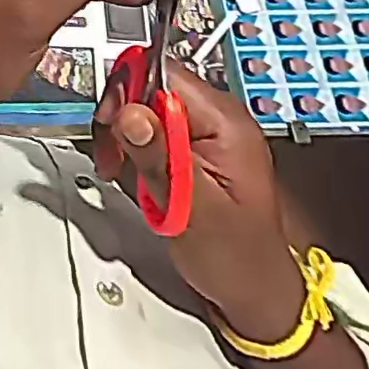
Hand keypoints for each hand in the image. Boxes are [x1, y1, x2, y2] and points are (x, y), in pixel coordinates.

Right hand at [92, 60, 304, 340]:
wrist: (255, 294)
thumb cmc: (238, 260)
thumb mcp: (194, 210)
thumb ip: (160, 158)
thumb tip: (131, 113)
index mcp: (225, 122)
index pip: (161, 74)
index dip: (127, 92)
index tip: (112, 127)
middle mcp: (215, 116)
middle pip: (146, 84)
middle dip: (120, 117)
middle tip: (112, 155)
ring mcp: (201, 128)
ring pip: (140, 103)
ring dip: (121, 133)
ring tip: (121, 167)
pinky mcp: (186, 141)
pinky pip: (145, 124)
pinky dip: (128, 144)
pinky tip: (132, 169)